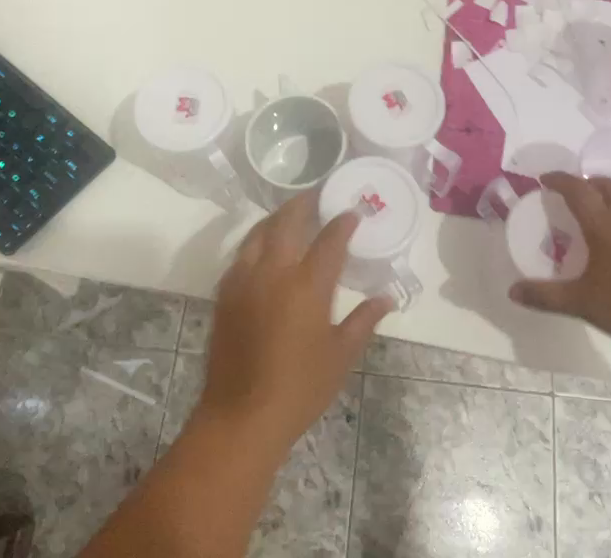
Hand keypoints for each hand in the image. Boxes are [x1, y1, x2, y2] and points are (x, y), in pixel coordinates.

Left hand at [196, 191, 391, 448]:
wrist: (242, 415)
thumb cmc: (300, 388)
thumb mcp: (341, 356)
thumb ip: (363, 321)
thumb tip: (386, 298)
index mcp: (308, 285)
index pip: (330, 239)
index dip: (343, 222)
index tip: (352, 212)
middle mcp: (274, 272)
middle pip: (288, 222)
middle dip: (304, 204)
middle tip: (318, 195)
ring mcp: (244, 280)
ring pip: (259, 233)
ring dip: (277, 218)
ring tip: (291, 215)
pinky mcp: (225, 294)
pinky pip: (241, 255)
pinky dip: (256, 242)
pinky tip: (264, 249)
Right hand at [509, 173, 610, 355]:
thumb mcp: (581, 304)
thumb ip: (545, 296)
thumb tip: (512, 292)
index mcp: (604, 225)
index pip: (577, 189)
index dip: (559, 180)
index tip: (545, 179)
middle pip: (607, 185)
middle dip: (588, 183)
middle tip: (574, 194)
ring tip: (604, 209)